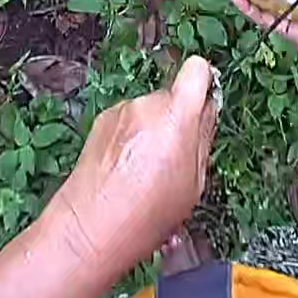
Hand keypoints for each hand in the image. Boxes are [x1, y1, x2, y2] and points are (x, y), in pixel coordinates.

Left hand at [44, 55, 217, 271]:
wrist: (89, 229)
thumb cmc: (146, 214)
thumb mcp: (194, 184)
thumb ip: (204, 137)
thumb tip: (208, 109)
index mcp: (177, 115)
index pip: (197, 68)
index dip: (204, 81)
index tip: (202, 103)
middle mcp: (149, 103)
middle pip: (173, 96)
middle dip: (175, 119)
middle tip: (171, 157)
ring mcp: (123, 109)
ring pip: (149, 110)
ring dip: (151, 130)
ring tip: (142, 170)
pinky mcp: (103, 118)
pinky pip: (128, 119)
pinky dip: (130, 137)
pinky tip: (123, 168)